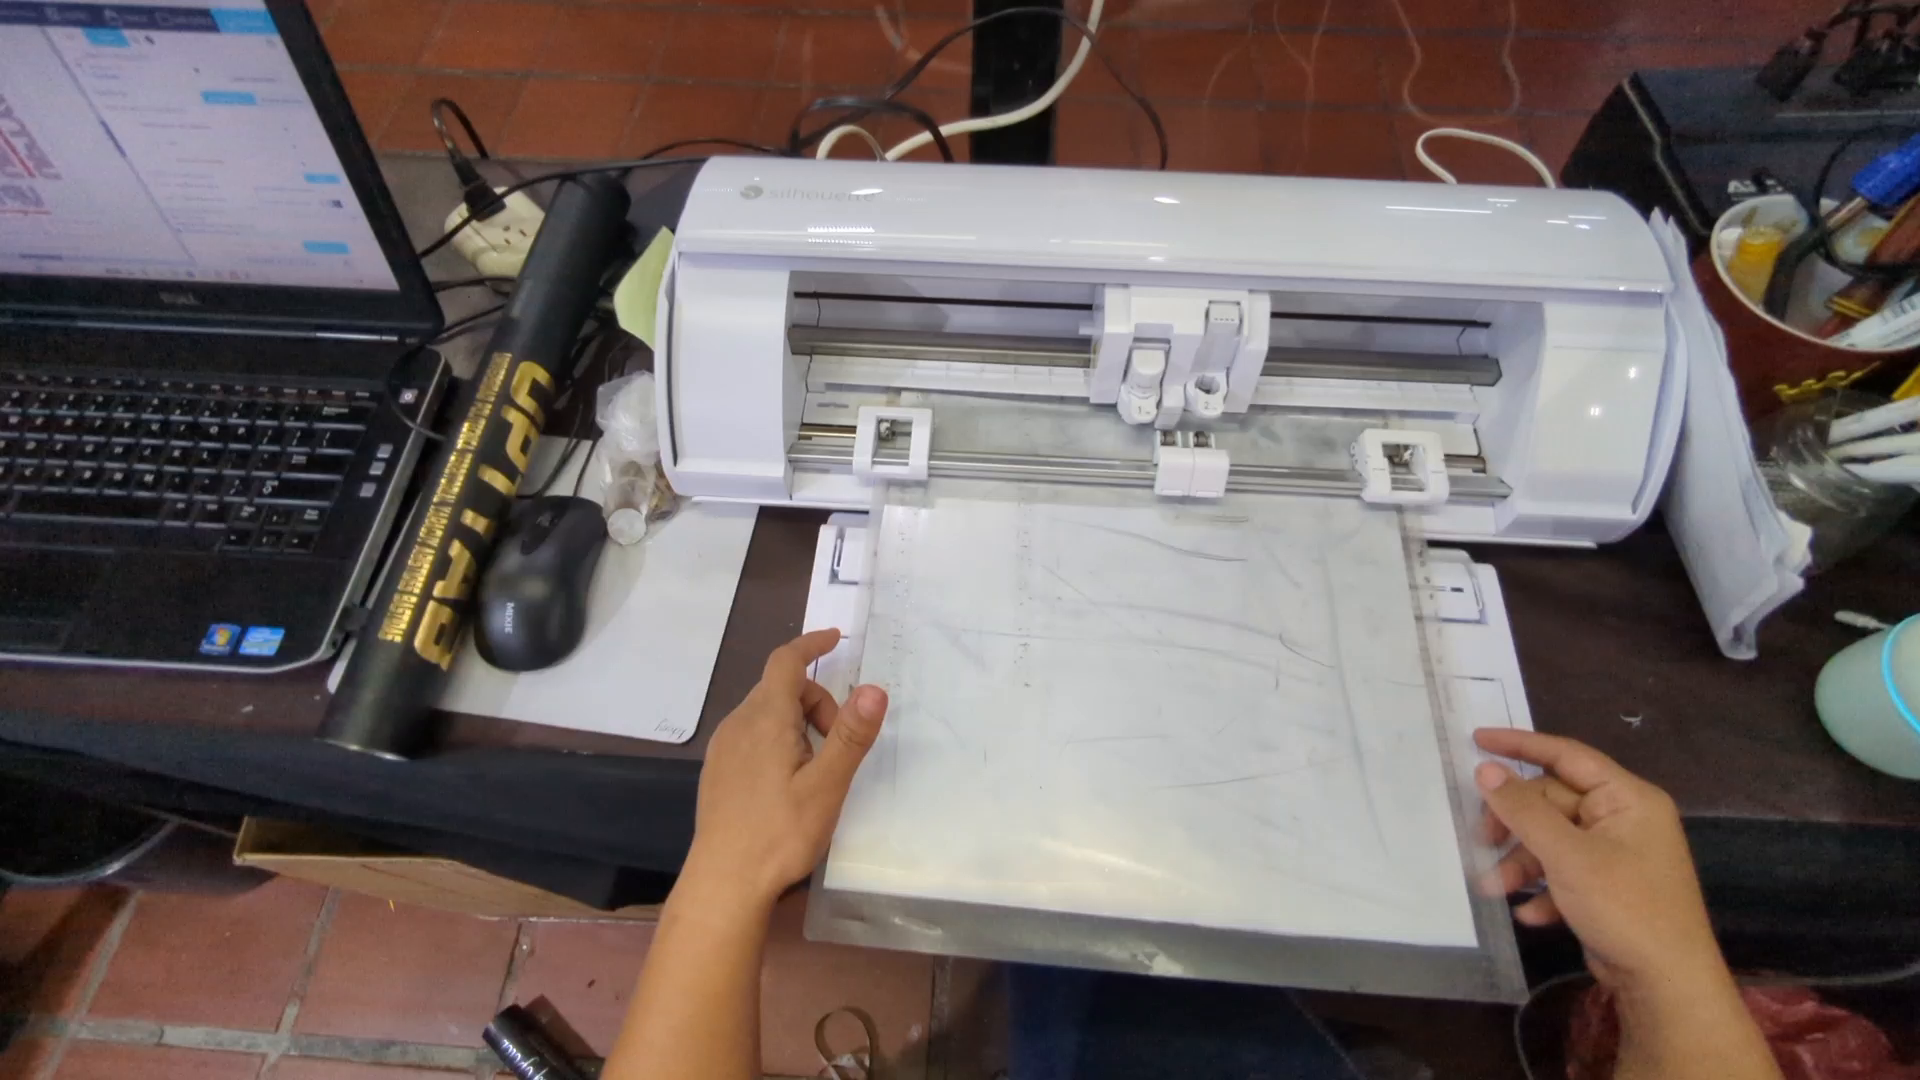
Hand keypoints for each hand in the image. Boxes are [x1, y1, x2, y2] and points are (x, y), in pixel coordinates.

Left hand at [682, 628, 889, 907]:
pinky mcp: (717, 771)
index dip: (811, 644)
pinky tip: (787, 783)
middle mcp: (739, 724)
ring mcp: (723, 748)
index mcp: (765, 718)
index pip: (786, 661)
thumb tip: (874, 687)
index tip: (835, 639)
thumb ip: (851, 734)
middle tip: (838, 747)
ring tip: (815, 770)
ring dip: (798, 723)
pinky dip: (778, 739)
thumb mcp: (827, 785)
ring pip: (767, 712)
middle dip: (818, 703)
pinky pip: (752, 734)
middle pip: (782, 688)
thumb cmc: (780, 833)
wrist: (724, 885)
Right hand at [1472, 729, 1726, 998]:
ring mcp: (1614, 852)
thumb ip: (1521, 808)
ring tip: (1494, 886)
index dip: (1519, 744)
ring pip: (1547, 837)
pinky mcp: (1605, 883)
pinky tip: (1529, 911)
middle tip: (1482, 839)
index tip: (1475, 740)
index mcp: (1627, 800)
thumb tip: (1484, 767)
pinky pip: (1559, 867)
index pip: (1566, 755)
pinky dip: (1539, 886)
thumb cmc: (1624, 907)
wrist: (1667, 987)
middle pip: (1548, 801)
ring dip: (1519, 861)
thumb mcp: (1565, 854)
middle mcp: (1622, 819)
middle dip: (1513, 824)